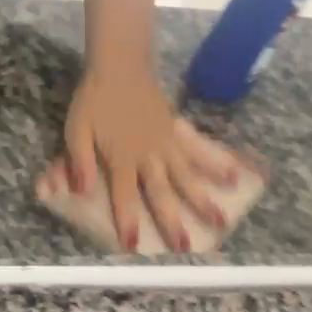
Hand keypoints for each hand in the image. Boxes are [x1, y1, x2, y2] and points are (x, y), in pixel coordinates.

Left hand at [56, 62, 245, 252]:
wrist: (120, 65)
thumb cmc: (93, 101)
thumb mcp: (76, 131)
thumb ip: (79, 161)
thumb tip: (80, 192)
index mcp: (121, 159)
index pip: (124, 196)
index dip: (128, 221)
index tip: (133, 245)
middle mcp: (148, 155)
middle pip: (162, 192)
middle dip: (172, 221)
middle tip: (184, 247)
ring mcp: (166, 144)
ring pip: (187, 176)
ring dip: (204, 199)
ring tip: (222, 220)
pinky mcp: (176, 132)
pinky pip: (199, 150)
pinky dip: (216, 163)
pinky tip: (234, 177)